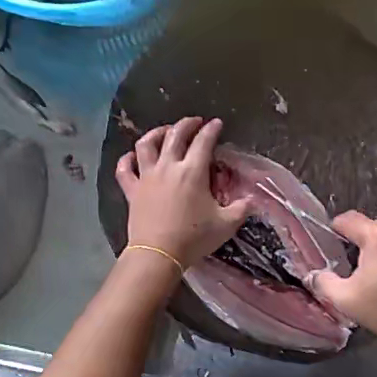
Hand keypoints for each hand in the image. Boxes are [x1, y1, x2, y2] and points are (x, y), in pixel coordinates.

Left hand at [115, 117, 253, 267]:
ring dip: (155, 134)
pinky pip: (124, 170)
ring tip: (164, 132)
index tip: (216, 124)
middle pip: (175, 135)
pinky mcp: (131, 191)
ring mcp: (147, 177)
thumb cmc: (193, 238)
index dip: (211, 129)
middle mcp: (168, 167)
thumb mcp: (226, 224)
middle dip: (186, 124)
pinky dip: (126, 160)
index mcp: (193, 171)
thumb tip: (252, 200)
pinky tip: (130, 157)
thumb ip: (241, 209)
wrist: (158, 253)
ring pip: (146, 145)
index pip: (204, 141)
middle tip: (194, 122)